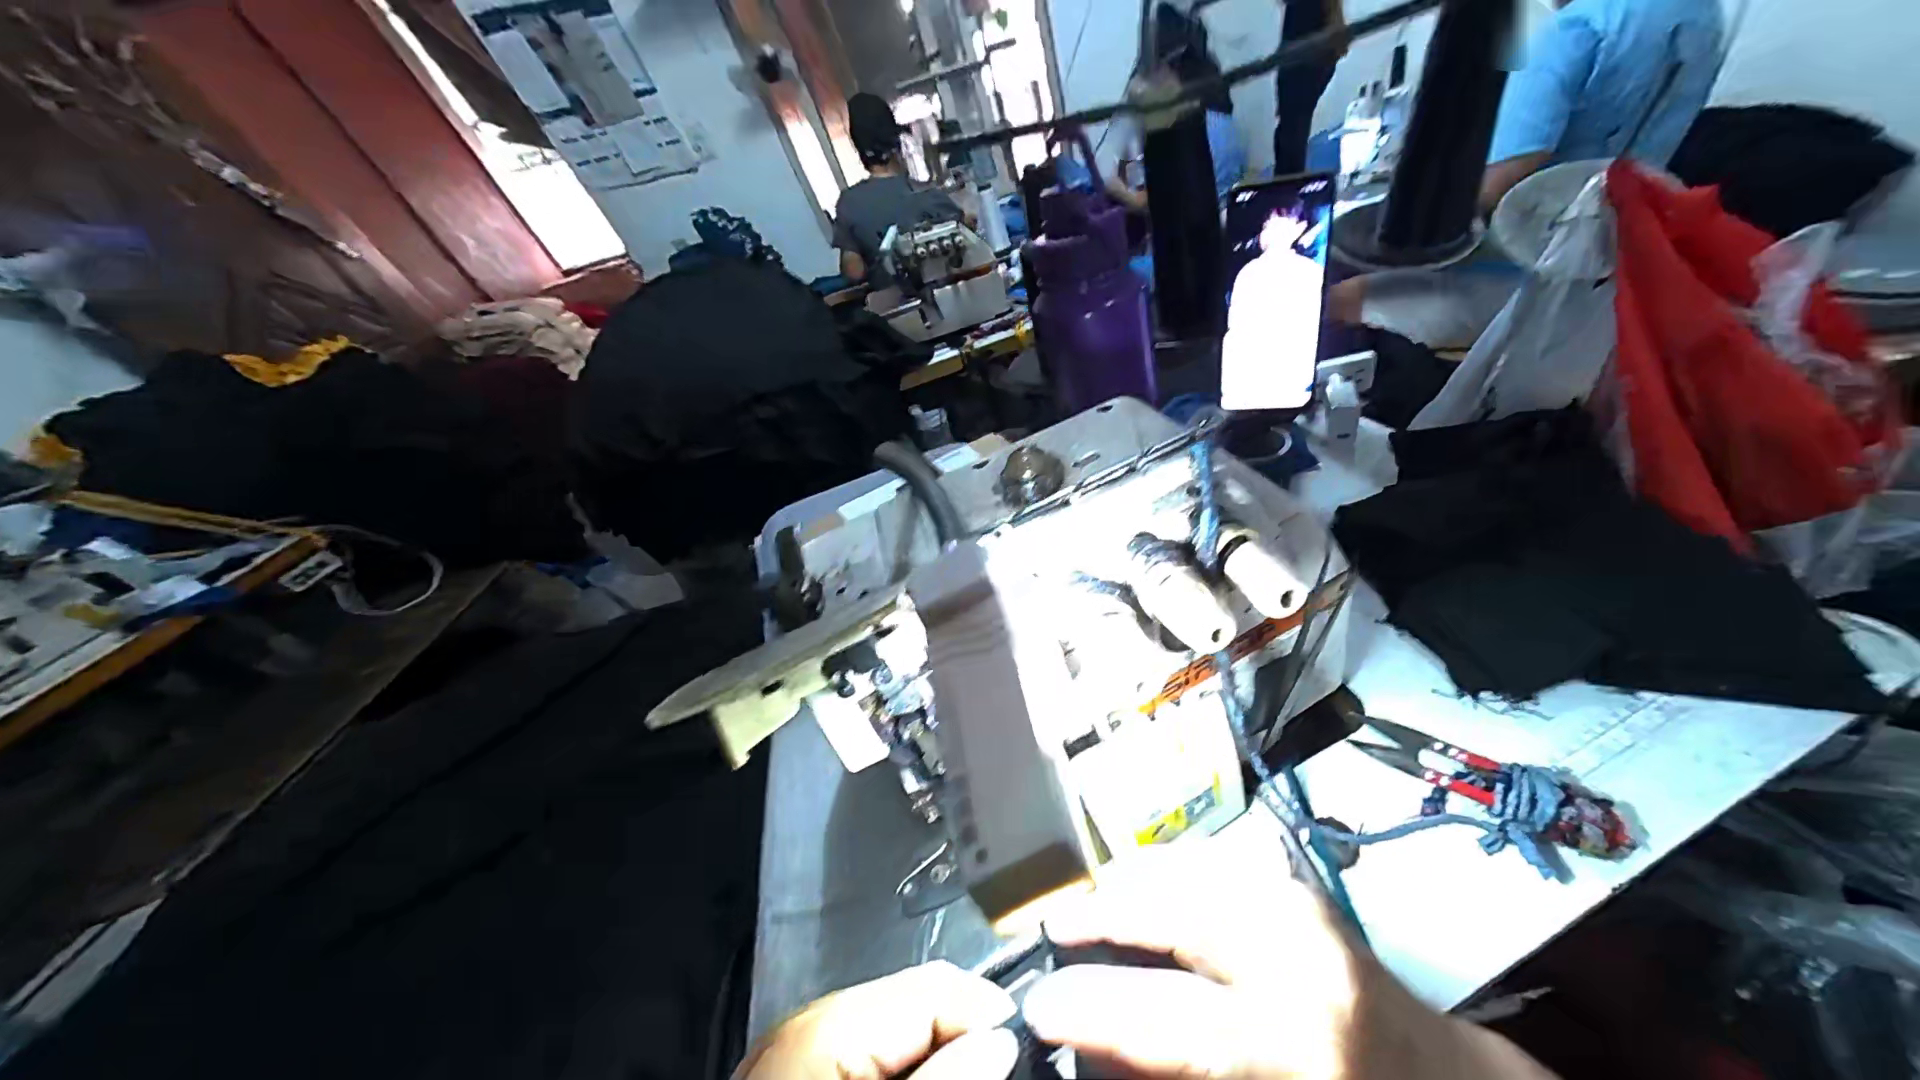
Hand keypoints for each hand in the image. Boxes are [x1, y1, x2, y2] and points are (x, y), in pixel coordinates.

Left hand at [735, 961, 1019, 1079]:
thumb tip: (1000, 1037)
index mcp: (833, 1022)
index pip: (940, 985)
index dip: (990, 1018)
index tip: (1027, 1062)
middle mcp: (818, 1022)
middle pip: (923, 1008)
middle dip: (969, 1044)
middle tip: (1005, 1077)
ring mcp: (807, 1051)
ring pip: (904, 1036)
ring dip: (943, 1061)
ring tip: (969, 1079)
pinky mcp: (805, 1074)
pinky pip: (872, 1060)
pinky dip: (907, 1074)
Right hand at [1021, 835, 1555, 1078]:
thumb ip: (1174, 1074)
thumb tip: (1096, 1044)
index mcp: (1297, 1045)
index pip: (1166, 1016)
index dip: (1090, 1010)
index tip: (1038, 1004)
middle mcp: (1298, 957)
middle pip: (1172, 909)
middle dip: (1103, 915)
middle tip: (1054, 928)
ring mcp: (1301, 908)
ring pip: (1189, 870)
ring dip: (1132, 885)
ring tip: (1090, 906)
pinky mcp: (1298, 888)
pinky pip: (1212, 861)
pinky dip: (1168, 868)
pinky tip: (1143, 881)